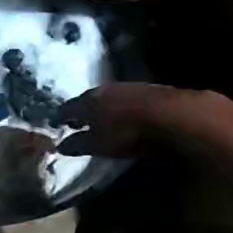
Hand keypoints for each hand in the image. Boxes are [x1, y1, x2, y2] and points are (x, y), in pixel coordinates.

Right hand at [58, 82, 185, 157]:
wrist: (174, 115)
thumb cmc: (128, 133)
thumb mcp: (99, 145)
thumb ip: (78, 144)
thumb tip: (60, 145)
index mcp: (88, 101)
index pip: (68, 107)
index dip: (61, 117)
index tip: (57, 125)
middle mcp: (105, 89)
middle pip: (88, 99)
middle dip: (83, 110)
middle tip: (78, 122)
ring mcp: (129, 86)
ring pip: (109, 96)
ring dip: (104, 107)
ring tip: (103, 119)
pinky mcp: (150, 89)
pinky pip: (128, 98)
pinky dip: (122, 106)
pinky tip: (127, 115)